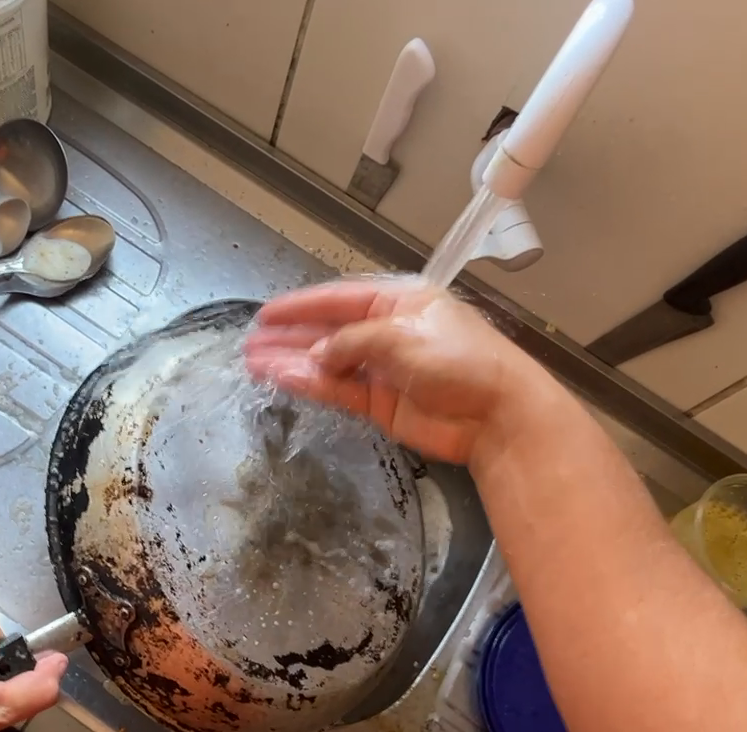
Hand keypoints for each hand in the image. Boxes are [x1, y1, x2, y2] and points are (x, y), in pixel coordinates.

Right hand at [242, 279, 547, 465]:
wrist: (496, 416)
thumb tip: (314, 355)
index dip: (300, 306)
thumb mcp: (403, 337)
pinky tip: (283, 381)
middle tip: (250, 345)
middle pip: (328, 331)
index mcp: (399, 302)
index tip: (265, 315)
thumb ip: (353, 342)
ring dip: (292, 363)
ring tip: (254, 365)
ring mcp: (382, 370)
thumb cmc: (460, 362)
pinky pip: (338, 390)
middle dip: (289, 338)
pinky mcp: (380, 404)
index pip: (339, 299)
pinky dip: (312, 386)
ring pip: (328, 363)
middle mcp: (386, 332)